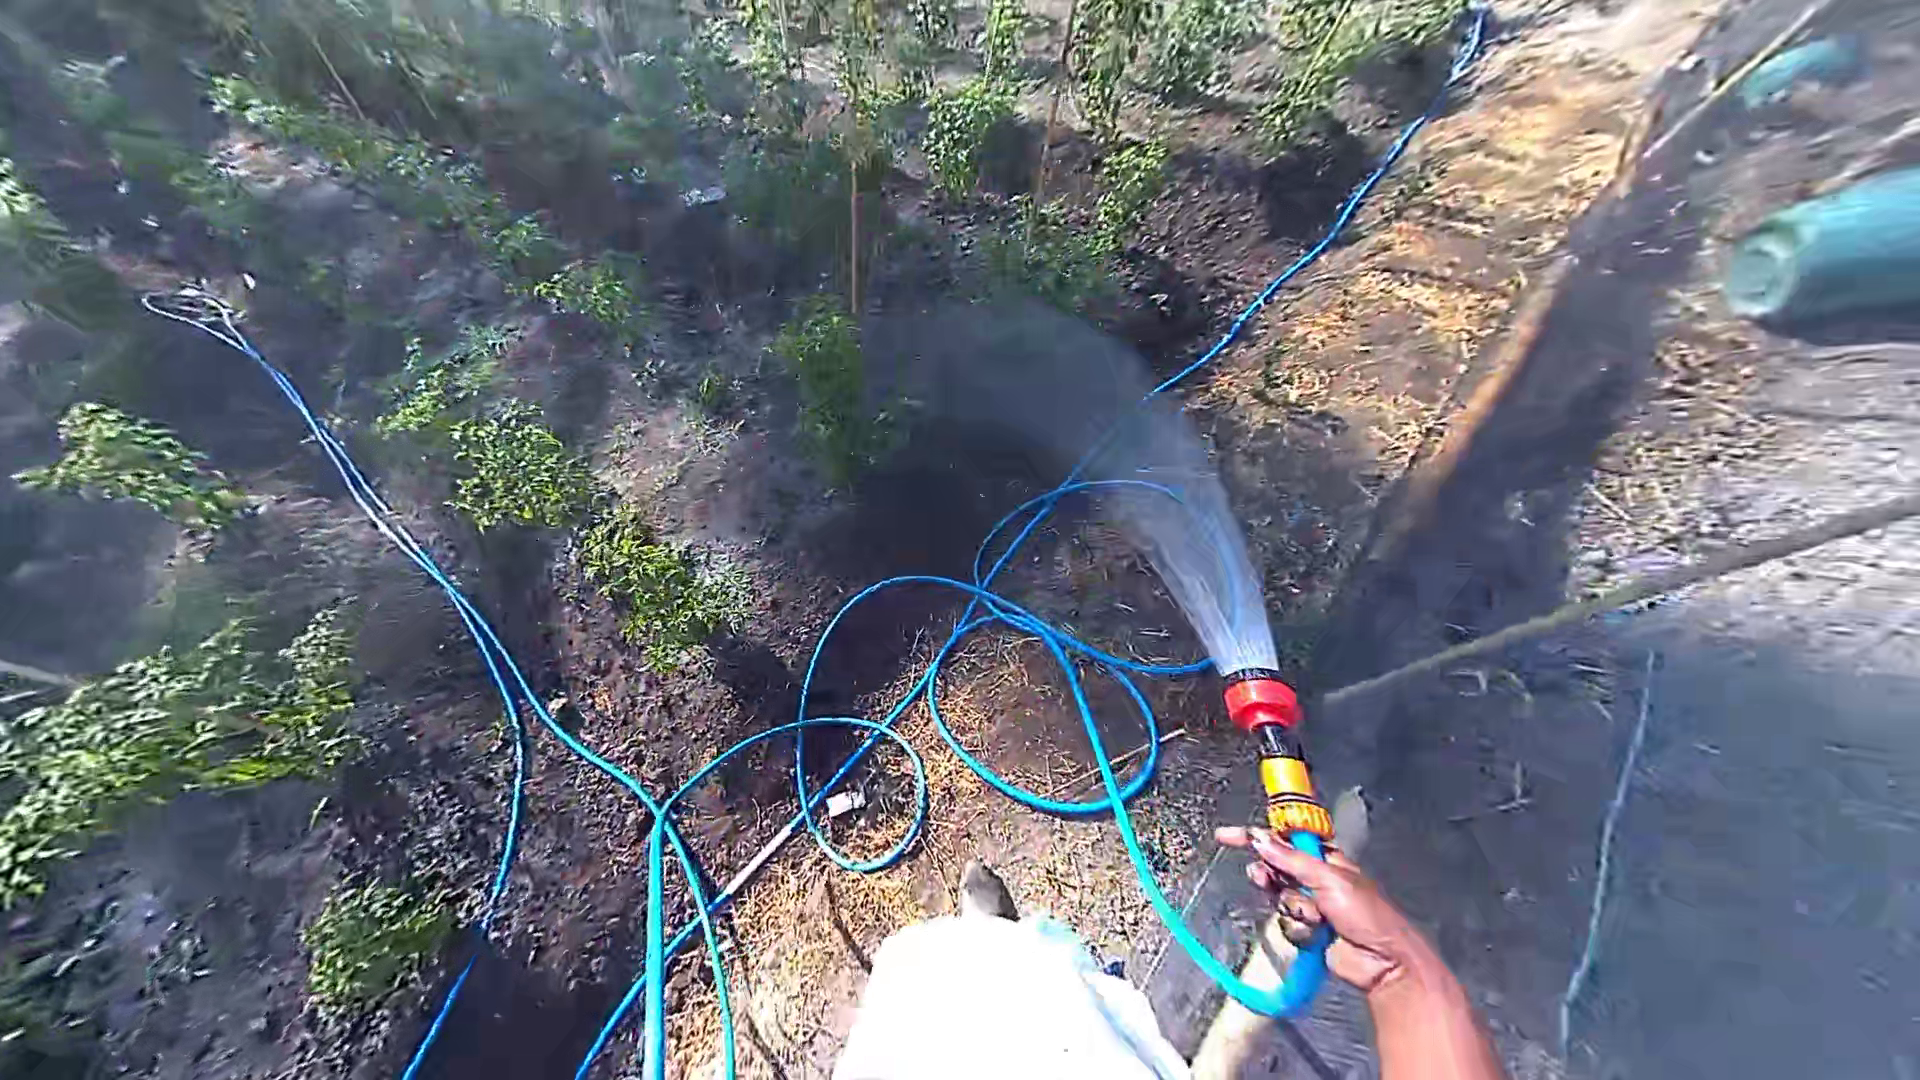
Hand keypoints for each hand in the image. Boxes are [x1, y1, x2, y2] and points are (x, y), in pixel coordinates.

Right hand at [1214, 825, 1434, 995]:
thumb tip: (1260, 839)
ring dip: (1291, 904)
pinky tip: (1316, 932)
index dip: (1256, 836)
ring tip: (1310, 914)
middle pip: (1274, 866)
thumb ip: (1291, 859)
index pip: (1282, 839)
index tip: (1228, 836)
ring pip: (1279, 895)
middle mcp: (1315, 878)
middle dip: (1269, 874)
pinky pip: (1286, 921)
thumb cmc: (1370, 916)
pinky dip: (1298, 926)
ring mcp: (1311, 905)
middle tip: (1267, 879)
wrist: (1386, 966)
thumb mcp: (1330, 878)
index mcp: (1324, 858)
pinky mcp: (1307, 930)